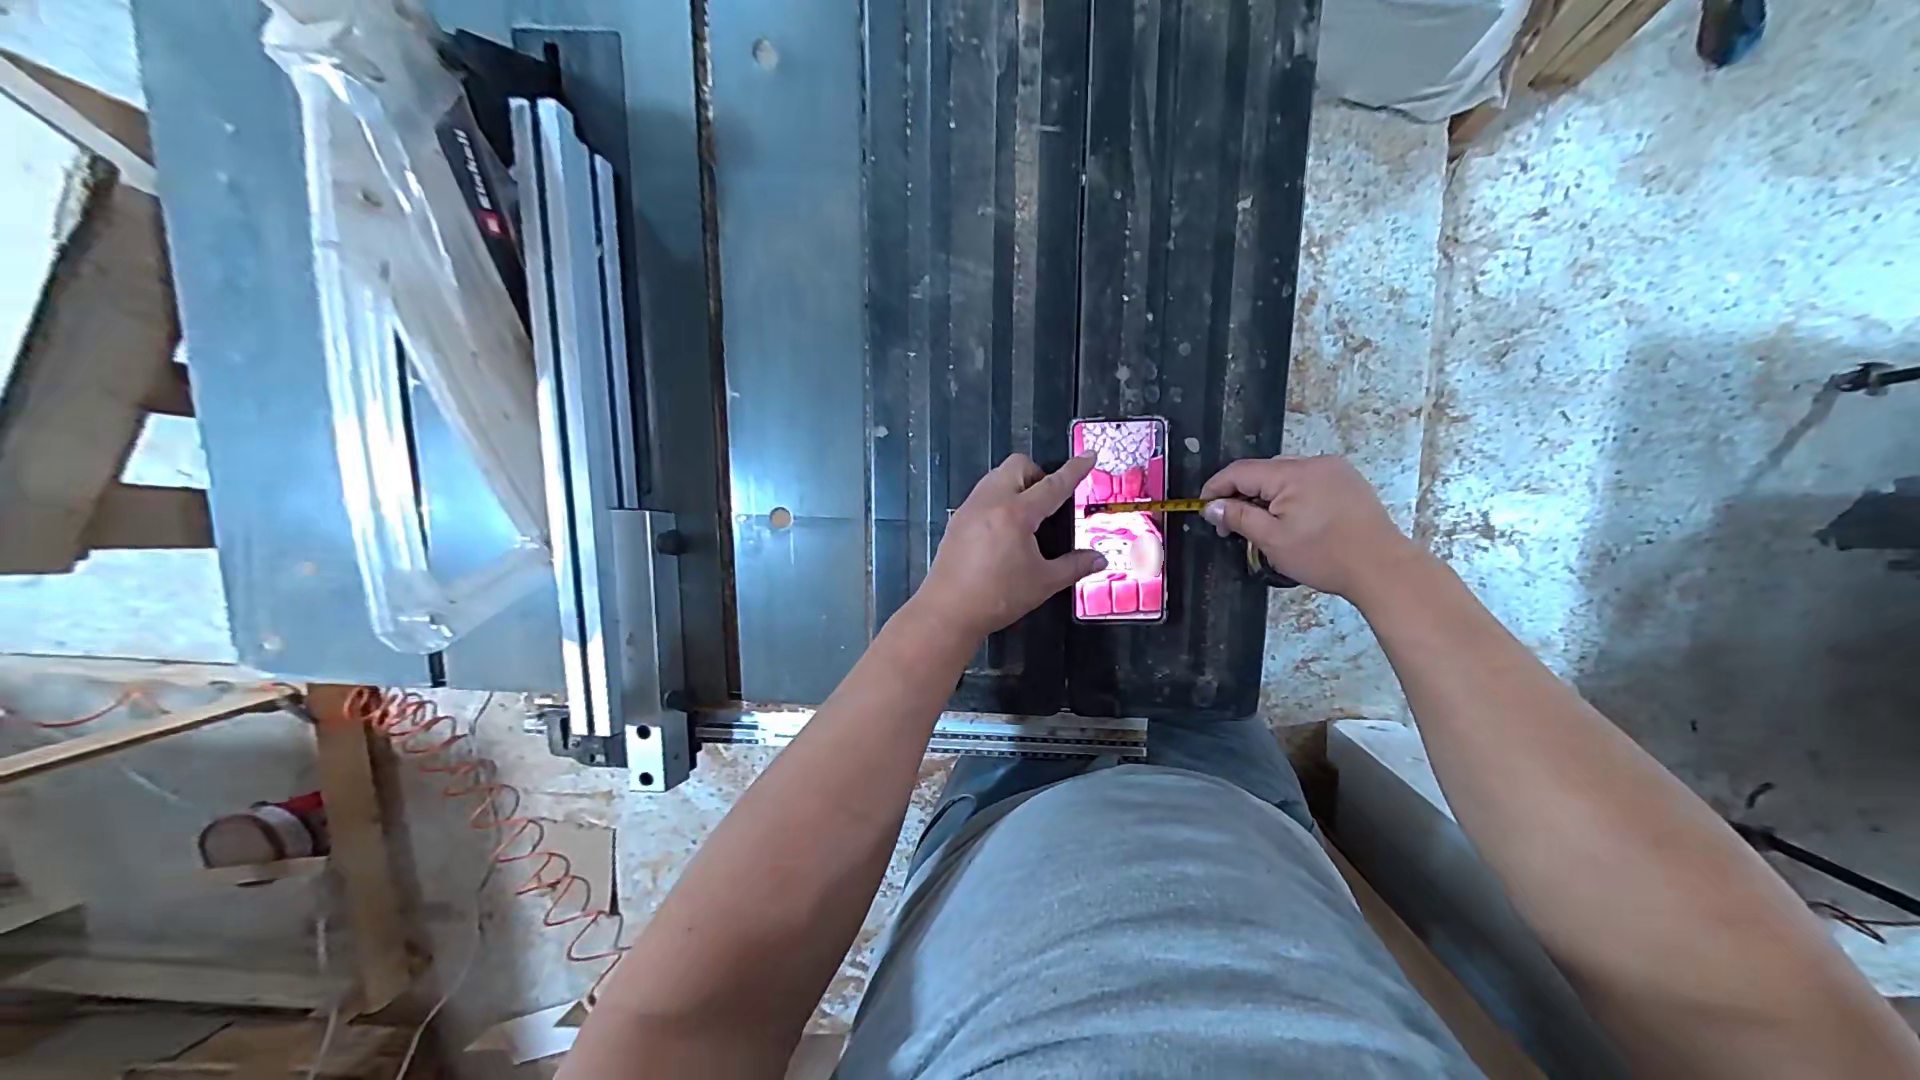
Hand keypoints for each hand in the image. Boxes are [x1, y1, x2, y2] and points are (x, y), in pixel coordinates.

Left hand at [912, 454, 1107, 639]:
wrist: (948, 612)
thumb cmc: (998, 597)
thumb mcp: (1043, 582)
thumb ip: (1074, 566)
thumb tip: (1099, 559)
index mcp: (1015, 513)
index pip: (1052, 484)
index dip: (1074, 470)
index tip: (1088, 456)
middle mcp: (990, 502)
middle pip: (1017, 465)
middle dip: (1038, 474)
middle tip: (1049, 501)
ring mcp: (970, 509)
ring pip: (996, 476)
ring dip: (1016, 484)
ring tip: (1027, 516)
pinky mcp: (957, 520)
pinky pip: (982, 494)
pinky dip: (998, 498)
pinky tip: (1003, 529)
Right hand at [1199, 455, 1422, 600]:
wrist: (1382, 567)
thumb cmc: (1325, 555)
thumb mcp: (1271, 539)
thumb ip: (1238, 517)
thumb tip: (1211, 506)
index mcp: (1292, 473)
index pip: (1240, 471)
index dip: (1216, 488)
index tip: (1203, 509)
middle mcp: (1314, 463)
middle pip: (1262, 472)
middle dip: (1241, 494)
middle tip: (1229, 525)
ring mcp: (1334, 470)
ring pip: (1284, 476)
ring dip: (1265, 496)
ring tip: (1259, 525)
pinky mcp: (1347, 482)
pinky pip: (1306, 481)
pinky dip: (1289, 496)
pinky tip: (1289, 519)